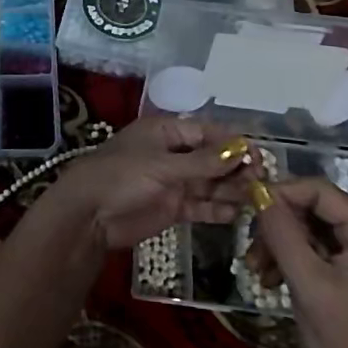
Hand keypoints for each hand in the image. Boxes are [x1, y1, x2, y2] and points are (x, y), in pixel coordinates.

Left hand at [49, 117, 251, 250]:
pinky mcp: (172, 208)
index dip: (233, 144)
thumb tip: (240, 150)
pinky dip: (217, 209)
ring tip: (254, 199)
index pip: (207, 132)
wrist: (87, 215)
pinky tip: (235, 214)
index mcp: (164, 132)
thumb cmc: (119, 177)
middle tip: (260, 182)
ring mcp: (173, 182)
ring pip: (211, 183)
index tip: (258, 157)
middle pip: (213, 158)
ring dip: (231, 190)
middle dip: (236, 168)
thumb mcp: (161, 166)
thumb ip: (202, 161)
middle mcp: (172, 154)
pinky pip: (201, 205)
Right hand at [252, 178, 347, 347]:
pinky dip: (288, 259)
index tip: (249, 207)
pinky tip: (269, 279)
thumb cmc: (343, 338)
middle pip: (314, 210)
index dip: (283, 193)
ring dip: (278, 244)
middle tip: (250, 248)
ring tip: (256, 269)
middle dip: (278, 225)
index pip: (323, 192)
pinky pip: (313, 249)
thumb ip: (283, 235)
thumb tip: (258, 194)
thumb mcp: (308, 282)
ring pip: (309, 229)